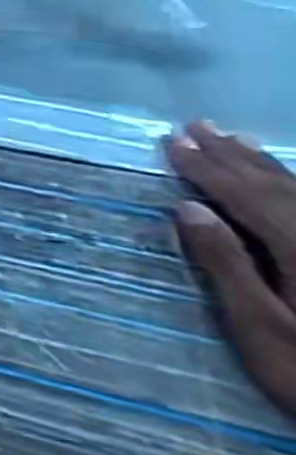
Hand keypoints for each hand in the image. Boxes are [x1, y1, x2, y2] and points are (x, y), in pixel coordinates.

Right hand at [165, 120, 295, 413]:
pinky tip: (291, 183)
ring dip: (269, 167)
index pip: (246, 197)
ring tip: (239, 142)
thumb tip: (188, 209)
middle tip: (199, 127)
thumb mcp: (263, 327)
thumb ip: (227, 265)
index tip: (171, 140)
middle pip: (285, 190)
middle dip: (237, 158)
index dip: (206, 168)